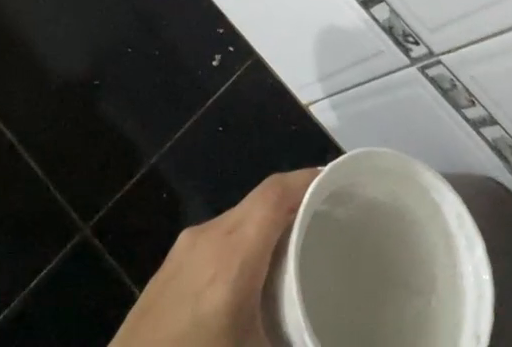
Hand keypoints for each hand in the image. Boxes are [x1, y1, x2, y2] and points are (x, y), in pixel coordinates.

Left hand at [110, 169, 319, 346]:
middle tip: (334, 221)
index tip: (342, 185)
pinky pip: (218, 238)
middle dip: (297, 203)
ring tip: (302, 249)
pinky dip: (246, 243)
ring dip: (270, 225)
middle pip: (258, 201)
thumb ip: (298, 334)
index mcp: (231, 255)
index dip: (309, 180)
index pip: (275, 194)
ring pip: (237, 219)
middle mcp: (206, 239)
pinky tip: (257, 276)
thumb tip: (327, 334)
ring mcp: (183, 251)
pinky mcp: (169, 269)